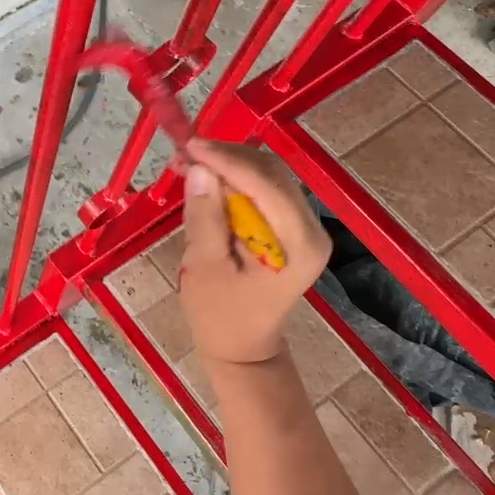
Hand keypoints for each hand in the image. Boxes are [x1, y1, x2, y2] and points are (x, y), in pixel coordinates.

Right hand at [178, 139, 329, 365]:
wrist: (243, 348)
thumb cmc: (220, 316)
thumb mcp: (205, 268)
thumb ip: (205, 217)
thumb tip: (199, 169)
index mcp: (298, 243)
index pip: (265, 185)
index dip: (227, 160)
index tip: (190, 146)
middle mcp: (311, 228)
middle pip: (271, 174)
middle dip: (227, 158)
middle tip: (184, 155)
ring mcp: (303, 227)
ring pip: (268, 176)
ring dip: (229, 166)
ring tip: (189, 165)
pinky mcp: (290, 227)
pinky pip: (264, 190)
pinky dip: (235, 180)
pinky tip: (208, 181)